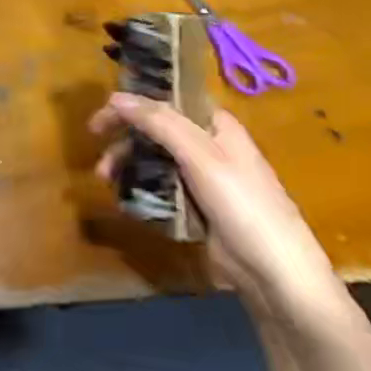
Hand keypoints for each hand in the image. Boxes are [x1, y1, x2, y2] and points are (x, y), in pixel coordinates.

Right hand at [89, 94, 343, 315]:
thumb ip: (160, 123)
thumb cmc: (244, 205)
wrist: (275, 273)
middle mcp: (209, 146)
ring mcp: (202, 177)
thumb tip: (115, 97)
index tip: (104, 111)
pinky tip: (125, 197)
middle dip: (124, 135)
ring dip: (126, 163)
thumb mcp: (201, 157)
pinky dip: (139, 187)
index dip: (136, 100)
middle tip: (95, 142)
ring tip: (105, 179)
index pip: (170, 99)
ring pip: (153, 158)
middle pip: (156, 129)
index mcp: (217, 126)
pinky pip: (159, 187)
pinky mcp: (195, 206)